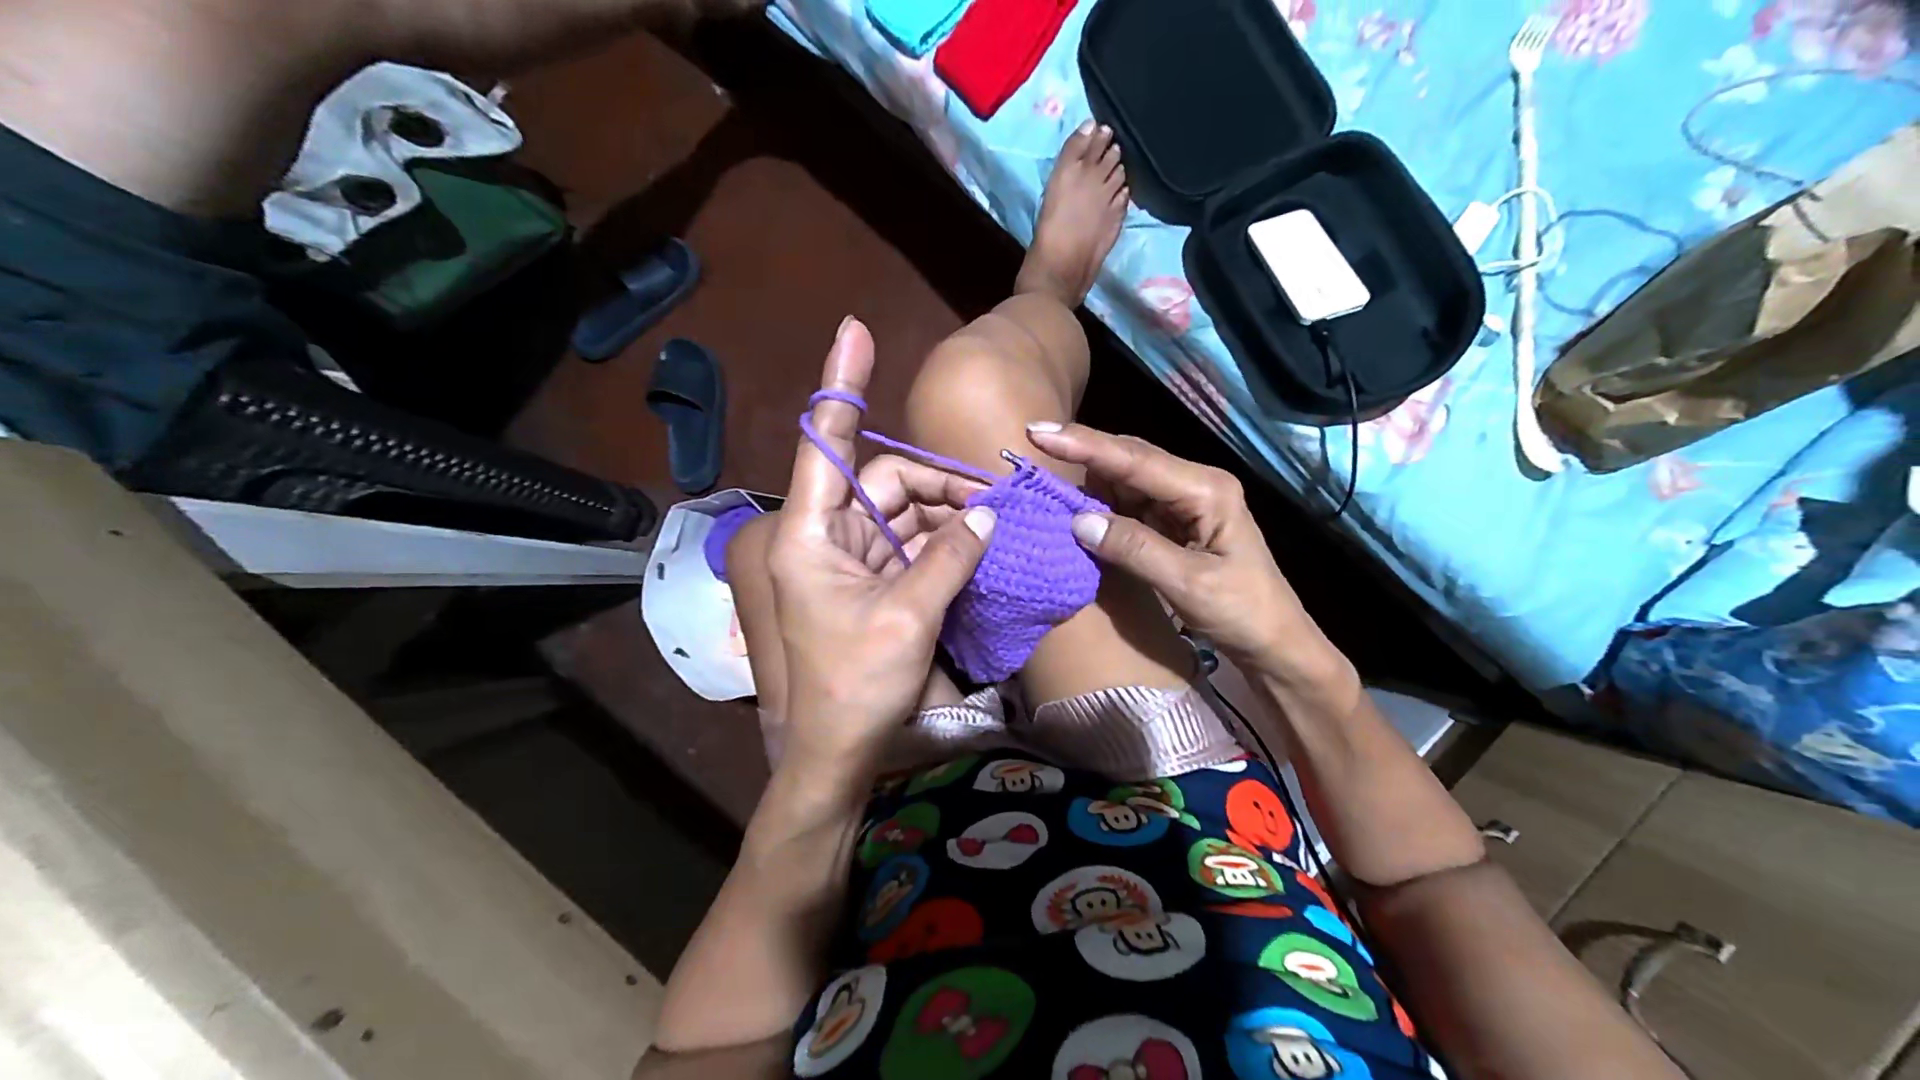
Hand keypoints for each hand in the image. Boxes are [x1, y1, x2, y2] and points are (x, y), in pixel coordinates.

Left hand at [767, 318, 994, 769]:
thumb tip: (989, 512)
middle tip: (995, 502)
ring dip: (949, 514)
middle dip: (939, 484)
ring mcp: (851, 555)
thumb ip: (951, 556)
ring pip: (905, 510)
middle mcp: (827, 533)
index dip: (840, 385)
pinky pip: (913, 540)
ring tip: (995, 526)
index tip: (855, 330)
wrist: (840, 750)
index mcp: (811, 534)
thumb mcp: (908, 617)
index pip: (824, 443)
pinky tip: (979, 543)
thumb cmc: (856, 686)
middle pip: (886, 480)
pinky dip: (945, 539)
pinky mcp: (873, 576)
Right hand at [1026, 422, 1342, 682]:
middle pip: (1129, 459)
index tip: (1040, 433)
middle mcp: (1195, 484)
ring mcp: (1184, 501)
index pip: (1136, 460)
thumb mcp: (1188, 584)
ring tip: (1046, 478)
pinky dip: (1101, 504)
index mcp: (1206, 490)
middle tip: (1033, 446)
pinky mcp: (1174, 520)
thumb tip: (1078, 520)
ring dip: (1089, 480)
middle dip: (1083, 452)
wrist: (1272, 642)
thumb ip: (1134, 548)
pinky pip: (1129, 503)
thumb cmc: (1241, 612)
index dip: (1086, 444)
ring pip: (1126, 479)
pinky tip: (1076, 507)